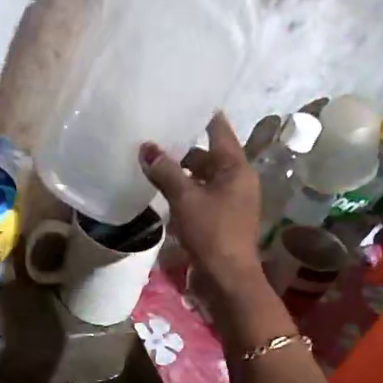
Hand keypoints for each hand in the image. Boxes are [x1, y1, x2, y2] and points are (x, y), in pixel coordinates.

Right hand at [140, 112, 263, 295]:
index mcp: (236, 167)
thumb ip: (165, 171)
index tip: (177, 101)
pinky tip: (160, 195)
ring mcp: (229, 203)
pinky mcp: (219, 223)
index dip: (199, 114)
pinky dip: (182, 195)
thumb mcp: (185, 199)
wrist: (227, 280)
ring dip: (179, 175)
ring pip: (200, 180)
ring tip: (150, 165)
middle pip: (206, 155)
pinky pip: (199, 200)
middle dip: (181, 149)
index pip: (218, 128)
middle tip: (152, 138)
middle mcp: (237, 180)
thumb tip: (146, 148)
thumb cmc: (212, 233)